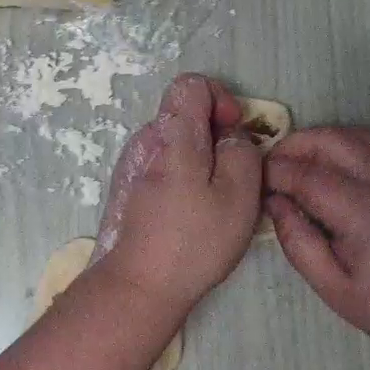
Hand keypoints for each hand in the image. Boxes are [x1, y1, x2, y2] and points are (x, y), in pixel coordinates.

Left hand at [91, 74, 262, 312]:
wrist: (139, 285)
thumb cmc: (194, 241)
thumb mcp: (239, 195)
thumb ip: (241, 152)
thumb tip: (230, 136)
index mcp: (172, 135)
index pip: (191, 85)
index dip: (219, 98)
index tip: (233, 132)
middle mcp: (145, 142)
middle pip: (183, 116)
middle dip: (214, 135)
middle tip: (233, 175)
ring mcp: (131, 166)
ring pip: (174, 145)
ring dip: (199, 161)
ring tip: (214, 200)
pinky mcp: (128, 191)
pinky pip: (162, 169)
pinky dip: (182, 180)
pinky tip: (190, 214)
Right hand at [263, 126, 369, 342]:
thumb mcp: (330, 285)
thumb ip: (296, 240)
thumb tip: (274, 203)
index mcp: (359, 209)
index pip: (303, 172)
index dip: (271, 173)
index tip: (252, 184)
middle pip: (329, 139)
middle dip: (292, 146)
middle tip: (269, 170)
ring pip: (352, 133)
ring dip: (318, 141)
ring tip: (295, 165)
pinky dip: (344, 143)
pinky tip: (330, 166)